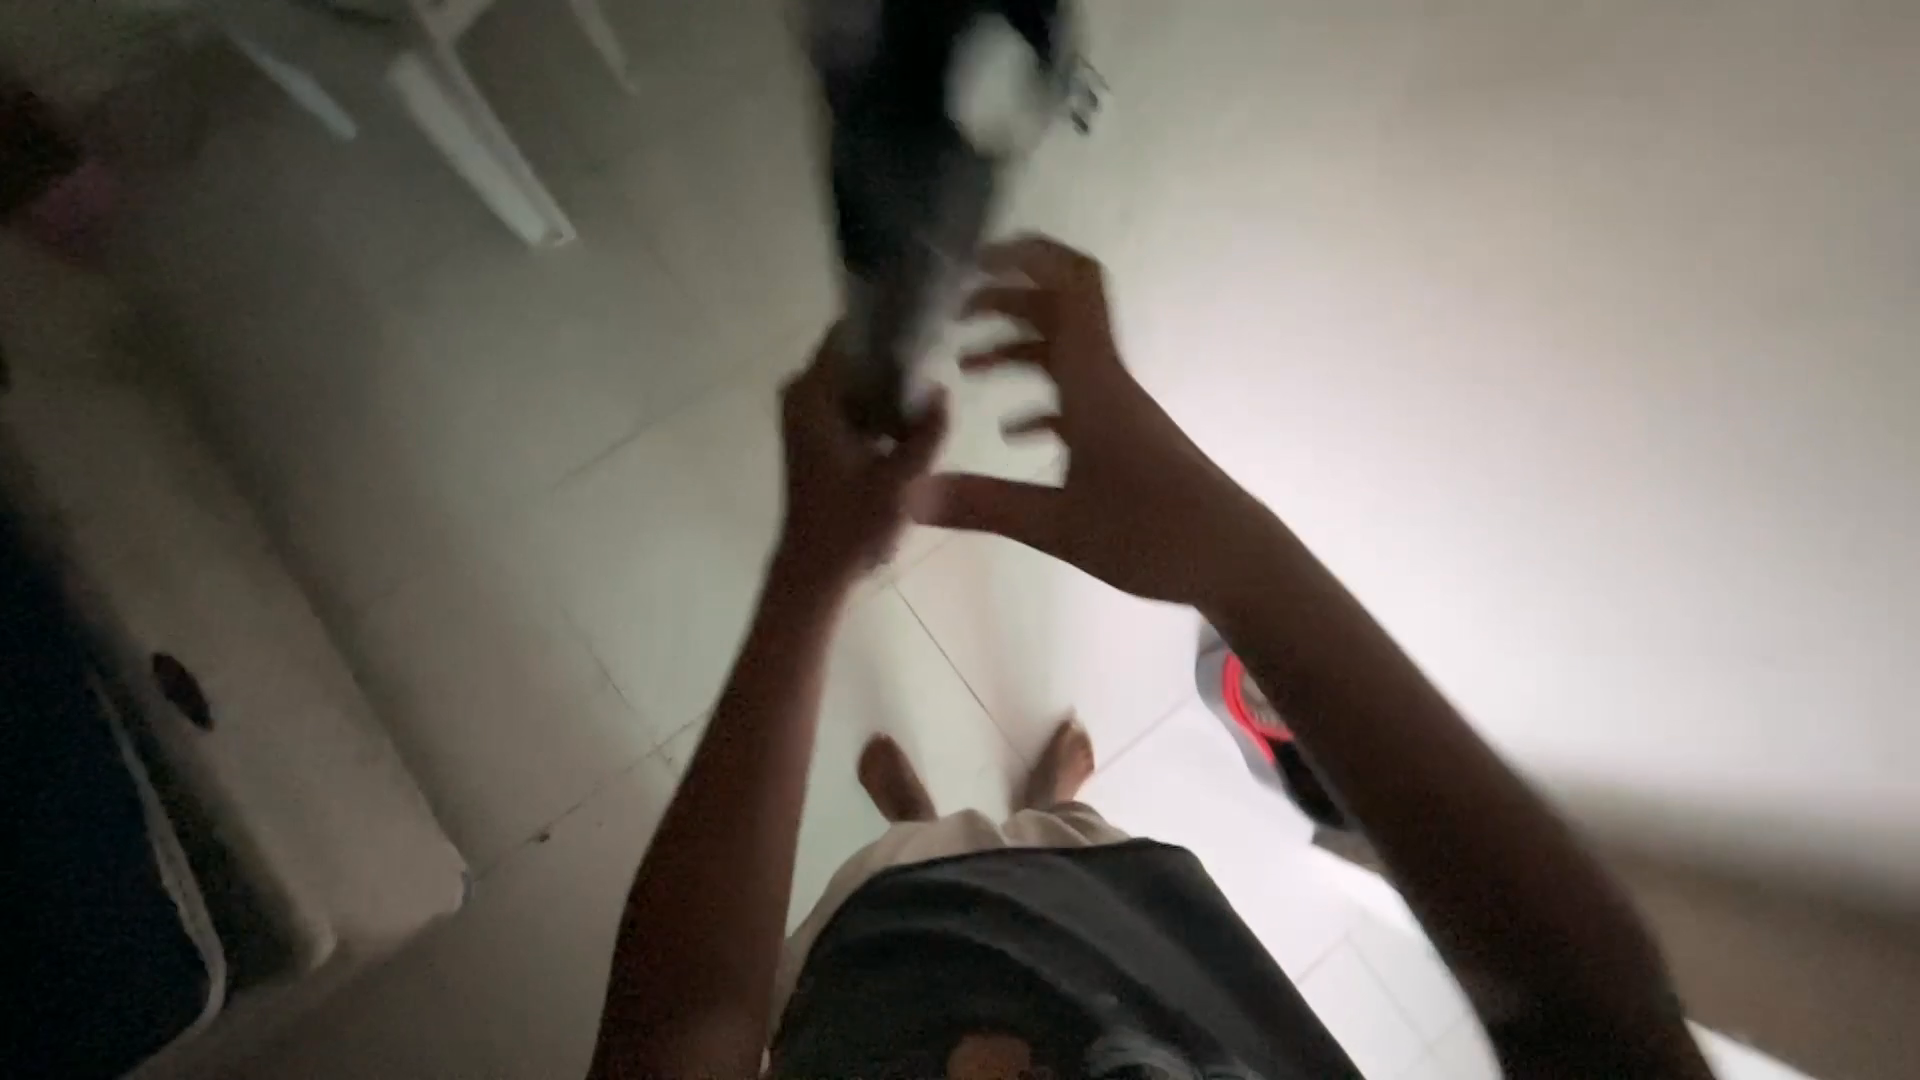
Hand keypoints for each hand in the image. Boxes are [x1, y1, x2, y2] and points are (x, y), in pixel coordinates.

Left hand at [775, 327, 948, 586]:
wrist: (815, 570)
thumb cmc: (852, 524)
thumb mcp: (901, 478)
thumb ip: (928, 431)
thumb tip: (944, 389)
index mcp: (813, 394)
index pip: (848, 332)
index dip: (887, 327)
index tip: (925, 329)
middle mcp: (802, 396)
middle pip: (855, 356)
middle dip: (894, 360)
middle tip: (938, 366)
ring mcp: (805, 417)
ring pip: (854, 382)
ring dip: (889, 387)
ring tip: (930, 394)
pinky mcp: (814, 437)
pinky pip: (850, 404)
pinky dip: (877, 409)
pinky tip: (910, 424)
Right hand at [911, 234, 1278, 607]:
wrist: (1232, 560)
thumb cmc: (1151, 534)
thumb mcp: (1056, 524)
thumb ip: (982, 505)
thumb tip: (909, 496)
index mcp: (1093, 382)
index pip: (1070, 286)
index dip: (1028, 257)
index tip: (977, 259)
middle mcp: (1108, 382)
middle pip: (1061, 311)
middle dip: (1008, 301)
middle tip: (956, 318)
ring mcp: (1120, 410)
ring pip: (1066, 355)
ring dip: (1019, 350)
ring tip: (970, 370)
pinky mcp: (1127, 438)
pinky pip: (1077, 398)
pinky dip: (1040, 399)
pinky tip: (1014, 433)